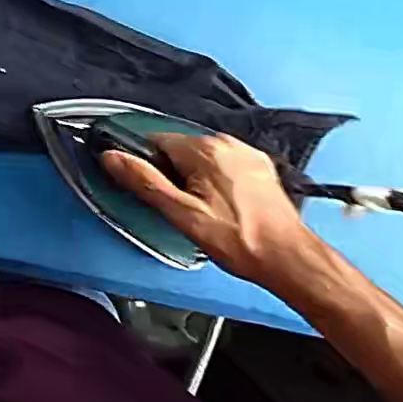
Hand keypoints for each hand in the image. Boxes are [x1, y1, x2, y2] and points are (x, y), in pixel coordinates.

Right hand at [101, 132, 318, 288]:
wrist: (290, 259)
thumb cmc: (238, 240)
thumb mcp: (181, 214)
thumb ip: (144, 181)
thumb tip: (112, 157)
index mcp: (203, 149)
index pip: (156, 142)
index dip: (150, 166)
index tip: (159, 191)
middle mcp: (225, 142)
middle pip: (179, 150)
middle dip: (175, 174)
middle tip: (185, 208)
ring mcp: (246, 153)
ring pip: (202, 157)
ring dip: (197, 178)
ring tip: (208, 211)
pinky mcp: (260, 166)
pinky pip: (224, 164)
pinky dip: (218, 180)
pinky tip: (226, 206)